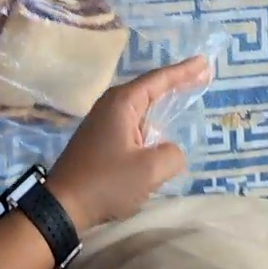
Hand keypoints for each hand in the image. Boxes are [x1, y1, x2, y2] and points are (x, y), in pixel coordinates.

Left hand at [47, 56, 211, 230]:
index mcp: (122, 102)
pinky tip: (160, 130)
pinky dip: (151, 122)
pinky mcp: (100, 138)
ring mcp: (103, 120)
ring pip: (142, 108)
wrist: (62, 206)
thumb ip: (171, 155)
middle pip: (150, 88)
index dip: (184, 71)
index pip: (159, 79)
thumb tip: (171, 151)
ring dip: (163, 104)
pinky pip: (133, 123)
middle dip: (176, 82)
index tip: (204, 62)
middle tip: (203, 75)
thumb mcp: (148, 171)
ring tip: (186, 97)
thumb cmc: (105, 183)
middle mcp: (111, 104)